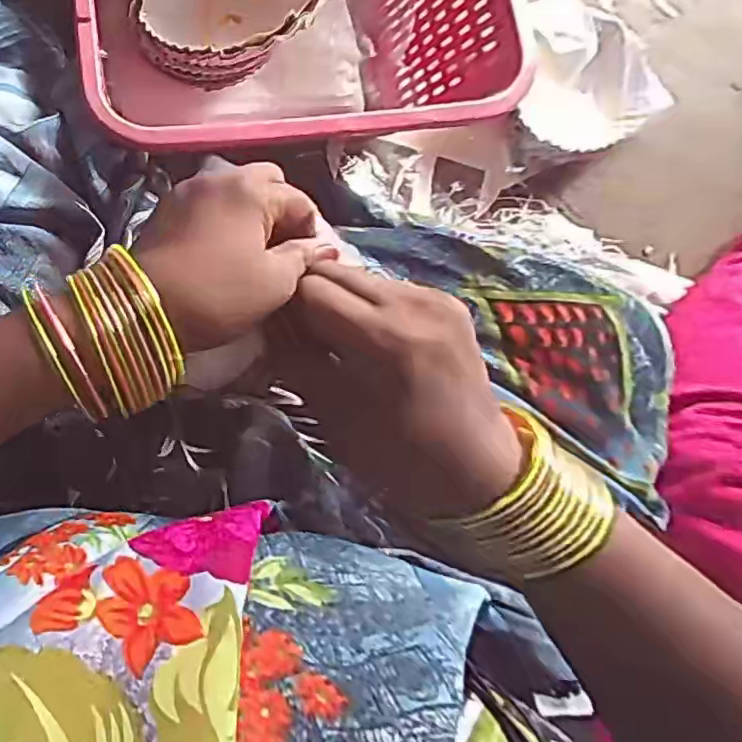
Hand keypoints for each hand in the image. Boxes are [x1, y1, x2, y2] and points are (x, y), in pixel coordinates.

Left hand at [131, 163, 332, 352]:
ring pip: (232, 191)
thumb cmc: (216, 293)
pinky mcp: (164, 208)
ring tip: (251, 249)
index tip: (309, 261)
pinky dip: (220, 218)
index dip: (311, 231)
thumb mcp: (273, 283)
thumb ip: (302, 258)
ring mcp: (186, 190)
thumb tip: (321, 246)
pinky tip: (222, 247)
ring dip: (248, 212)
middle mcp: (217, 178)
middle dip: (280, 210)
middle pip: (265, 183)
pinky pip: (206, 204)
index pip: (299, 200)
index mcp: (249, 188)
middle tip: (281, 248)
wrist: (142, 307)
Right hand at [287, 262, 522, 518]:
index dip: (280, 302)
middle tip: (289, 325)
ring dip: (331, 294)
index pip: (308, 288)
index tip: (267, 324)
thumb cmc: (398, 455)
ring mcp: (434, 298)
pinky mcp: (446, 301)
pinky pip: (384, 286)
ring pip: (357, 274)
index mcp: (384, 337)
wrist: (480, 470)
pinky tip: (358, 331)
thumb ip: (295, 359)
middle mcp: (413, 304)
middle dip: (302, 292)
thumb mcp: (333, 412)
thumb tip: (262, 325)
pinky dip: (361, 301)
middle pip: (332, 271)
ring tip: (323, 329)